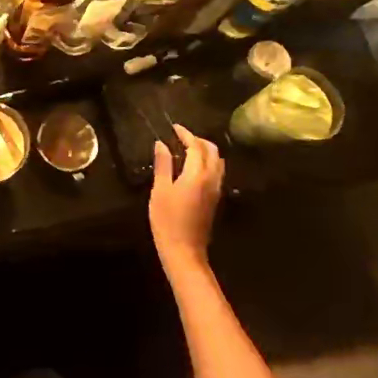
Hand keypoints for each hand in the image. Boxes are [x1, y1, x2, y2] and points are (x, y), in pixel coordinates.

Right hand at [150, 125, 223, 274]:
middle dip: (198, 140)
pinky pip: (217, 172)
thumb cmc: (167, 220)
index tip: (174, 127)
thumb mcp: (160, 190)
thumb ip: (163, 165)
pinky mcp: (216, 199)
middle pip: (212, 151)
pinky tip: (193, 167)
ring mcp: (216, 189)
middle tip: (181, 137)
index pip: (196, 146)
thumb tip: (161, 144)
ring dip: (205, 151)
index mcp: (198, 174)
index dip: (186, 134)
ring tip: (187, 150)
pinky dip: (208, 162)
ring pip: (217, 161)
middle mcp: (212, 178)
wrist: (184, 250)